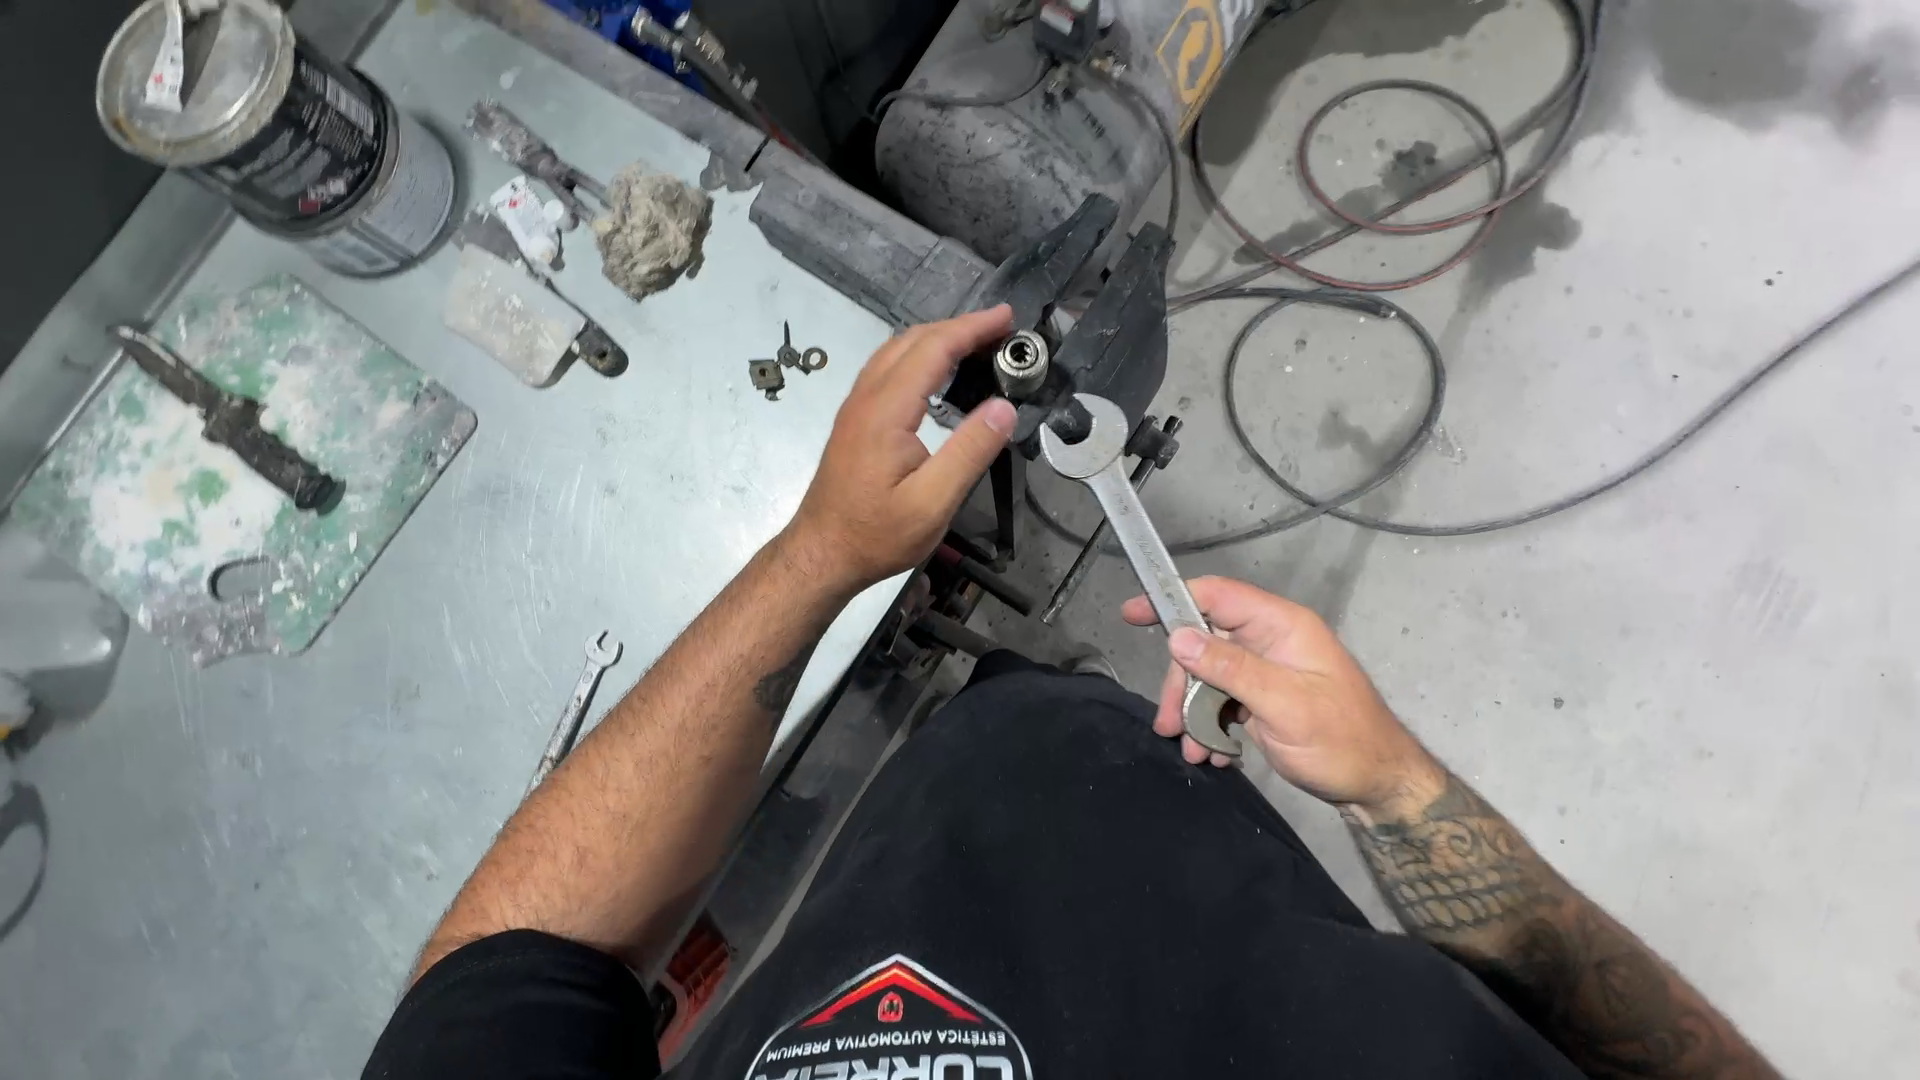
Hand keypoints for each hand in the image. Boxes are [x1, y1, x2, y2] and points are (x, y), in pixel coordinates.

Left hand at [782, 306, 1017, 591]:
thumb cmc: (877, 534)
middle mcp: (866, 398)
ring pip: (895, 352)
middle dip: (958, 327)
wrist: (823, 553)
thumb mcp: (932, 503)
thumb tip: (1004, 408)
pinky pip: (887, 370)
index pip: (933, 349)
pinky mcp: (855, 421)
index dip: (972, 328)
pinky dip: (919, 357)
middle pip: (912, 341)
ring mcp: (856, 408)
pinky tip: (937, 373)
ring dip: (936, 339)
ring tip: (975, 344)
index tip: (1007, 317)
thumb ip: (969, 453)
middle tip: (1000, 330)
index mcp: (886, 410)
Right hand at [1122, 577, 1444, 816]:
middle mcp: (1269, 641)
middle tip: (1168, 722)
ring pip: (1207, 675)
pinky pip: (1220, 699)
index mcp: (1281, 627)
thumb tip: (1178, 637)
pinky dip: (1209, 724)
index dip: (1173, 599)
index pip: (1217, 596)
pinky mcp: (1261, 697)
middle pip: (1204, 643)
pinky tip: (1210, 751)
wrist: (1380, 789)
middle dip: (1182, 682)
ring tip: (1190, 748)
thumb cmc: (1343, 741)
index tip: (1133, 614)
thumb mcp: (1285, 705)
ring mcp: (1265, 670)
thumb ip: (1231, 668)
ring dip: (1192, 710)